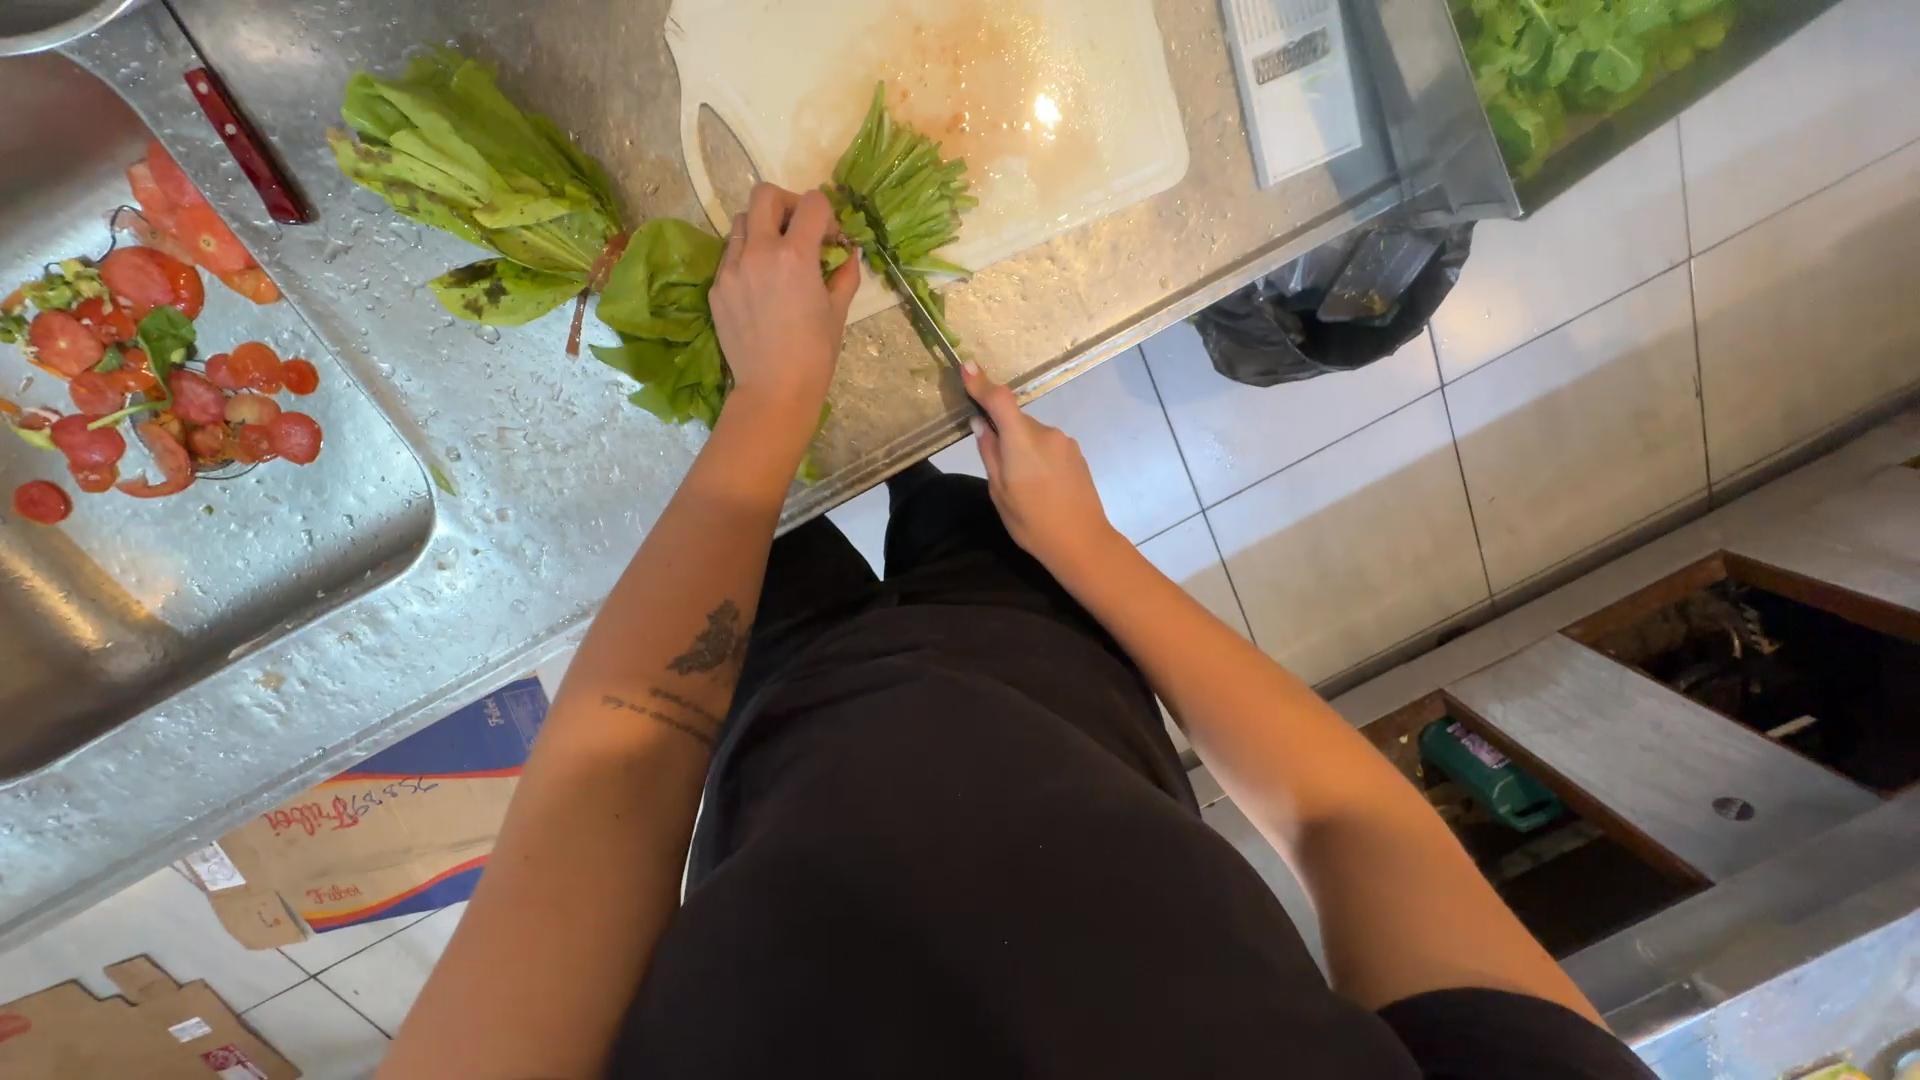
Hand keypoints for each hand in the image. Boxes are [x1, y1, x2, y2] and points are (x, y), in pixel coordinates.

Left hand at [709, 183, 860, 427]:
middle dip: (786, 204)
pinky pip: (730, 256)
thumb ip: (845, 275)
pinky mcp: (717, 288)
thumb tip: (850, 255)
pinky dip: (747, 258)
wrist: (774, 390)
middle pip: (764, 195)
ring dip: (762, 229)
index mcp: (795, 256)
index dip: (826, 215)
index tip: (829, 239)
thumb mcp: (837, 312)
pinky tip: (760, 287)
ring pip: (741, 222)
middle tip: (798, 230)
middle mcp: (759, 252)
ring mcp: (732, 269)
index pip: (812, 203)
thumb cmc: (815, 355)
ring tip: (775, 258)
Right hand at [961, 363, 1122, 569]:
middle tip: (999, 470)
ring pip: (1032, 435)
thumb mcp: (1000, 492)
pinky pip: (1047, 446)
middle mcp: (1046, 433)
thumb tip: (981, 425)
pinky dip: (1038, 457)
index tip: (967, 366)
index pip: (999, 400)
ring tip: (1025, 486)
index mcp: (1022, 442)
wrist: (1082, 542)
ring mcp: (1064, 442)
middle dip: (1003, 435)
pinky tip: (1042, 487)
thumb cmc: (1032, 523)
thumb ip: (990, 454)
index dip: (982, 383)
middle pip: (1015, 421)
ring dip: (1022, 449)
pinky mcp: (1076, 453)